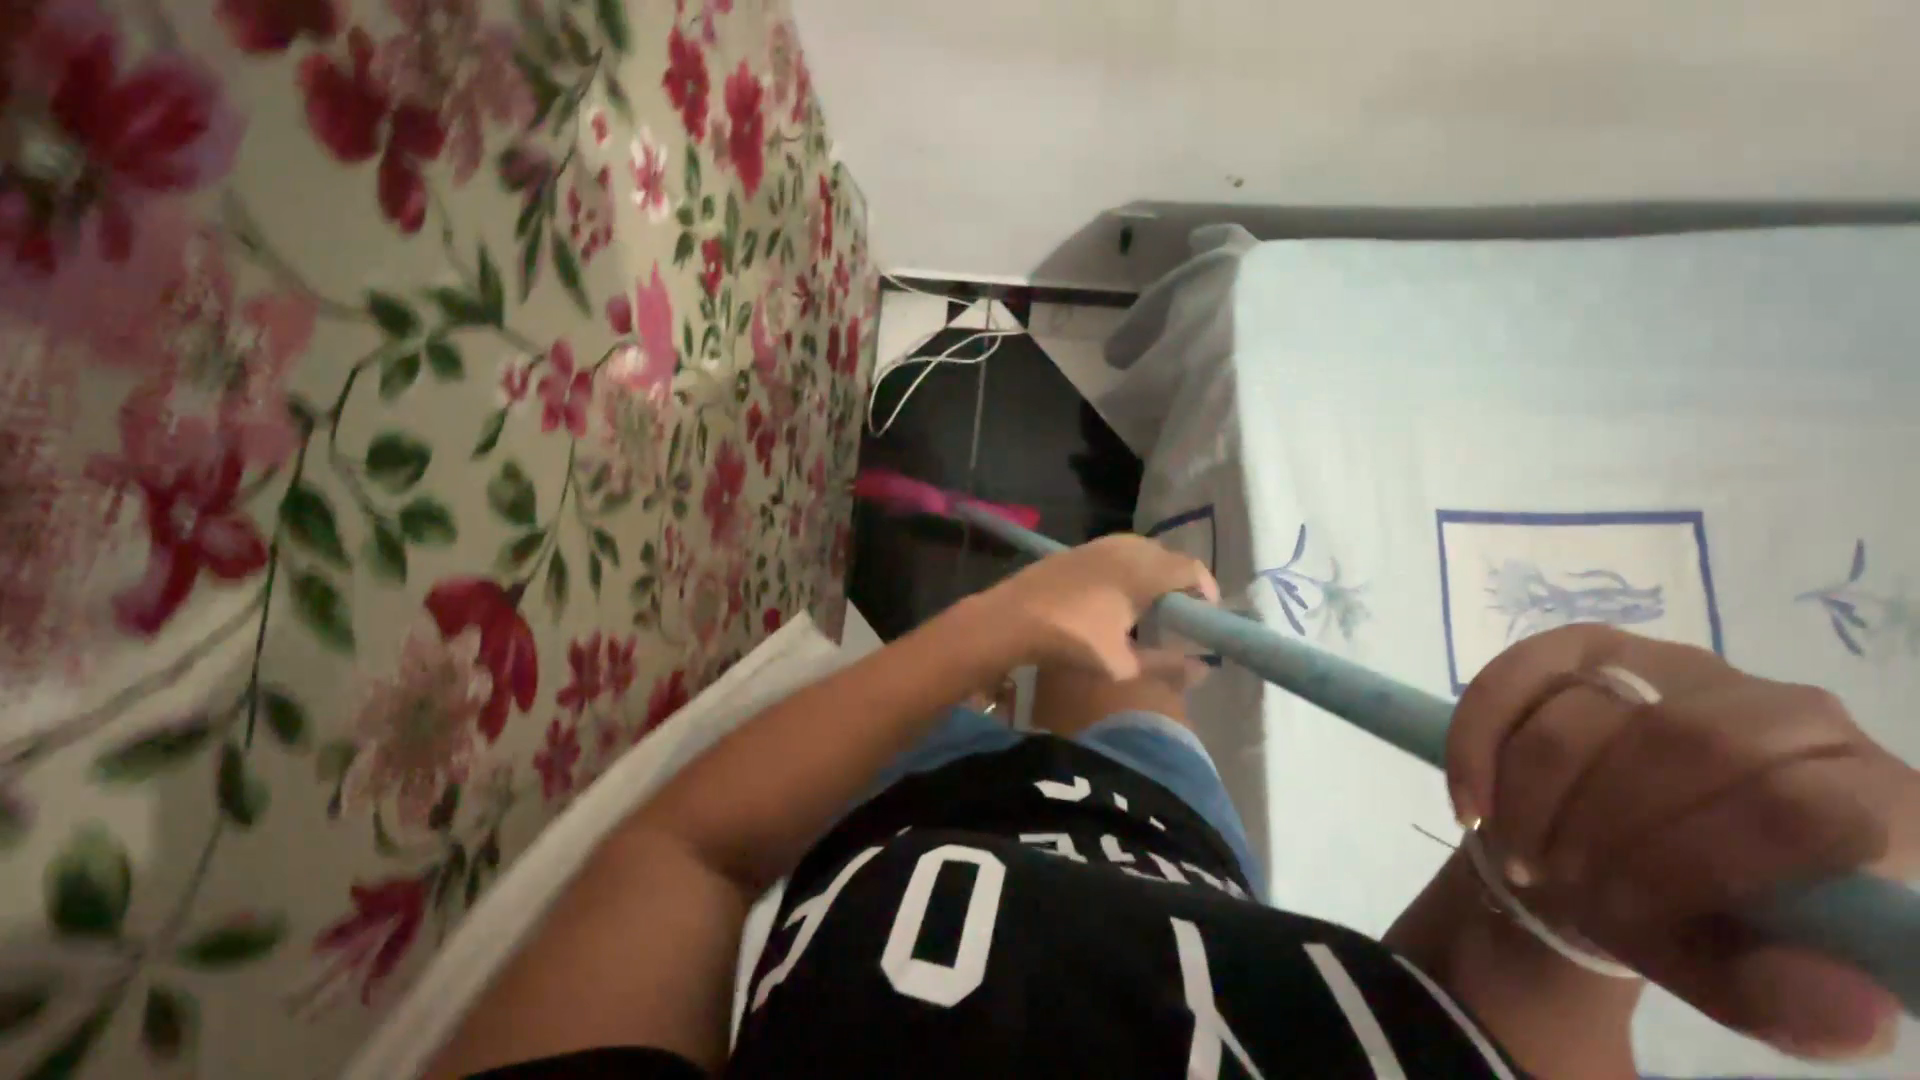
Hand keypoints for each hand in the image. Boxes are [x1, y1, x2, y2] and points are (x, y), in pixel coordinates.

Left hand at [977, 534, 1218, 679]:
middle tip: (1179, 608)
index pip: (1189, 568)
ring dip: (1150, 568)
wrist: (1010, 619)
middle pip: (1165, 554)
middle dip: (1178, 577)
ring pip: (1137, 548)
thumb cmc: (1071, 641)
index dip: (1204, 587)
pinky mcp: (1072, 550)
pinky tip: (1114, 592)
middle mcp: (1124, 550)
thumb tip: (1202, 669)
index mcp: (1143, 572)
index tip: (1206, 612)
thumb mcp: (1122, 665)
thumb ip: (1165, 666)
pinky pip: (1112, 551)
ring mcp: (1095, 546)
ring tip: (1148, 600)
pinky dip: (1124, 566)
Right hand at [1447, 625, 1919, 1059]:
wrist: (1603, 863)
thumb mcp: (1740, 982)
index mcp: (1873, 799)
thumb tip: (1850, 1012)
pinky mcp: (1587, 647)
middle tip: (1561, 880)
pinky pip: (1515, 676)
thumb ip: (1795, 1005)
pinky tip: (1475, 803)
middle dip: (1599, 824)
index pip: (1804, 809)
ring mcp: (1681, 667)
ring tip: (1525, 854)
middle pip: (1685, 745)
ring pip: (1584, 710)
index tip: (1624, 912)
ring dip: (1533, 797)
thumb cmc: (1686, 922)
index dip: (1699, 862)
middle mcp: (1793, 712)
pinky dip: (1479, 744)